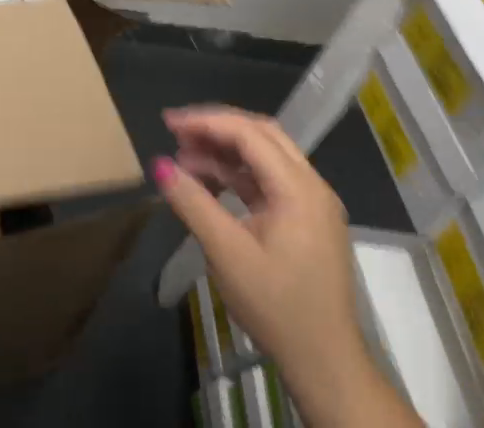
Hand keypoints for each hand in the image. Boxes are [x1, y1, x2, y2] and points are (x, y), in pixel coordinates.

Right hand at [153, 107, 369, 399]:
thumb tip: (159, 165)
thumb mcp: (226, 253)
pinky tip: (208, 182)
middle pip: (263, 136)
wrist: (324, 360)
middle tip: (175, 132)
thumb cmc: (276, 305)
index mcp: (299, 190)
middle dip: (216, 128)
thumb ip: (193, 203)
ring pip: (266, 157)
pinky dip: (237, 174)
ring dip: (225, 151)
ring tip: (184, 158)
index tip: (167, 123)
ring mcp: (312, 205)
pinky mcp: (306, 222)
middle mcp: (312, 187)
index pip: (250, 134)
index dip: (206, 122)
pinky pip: (269, 181)